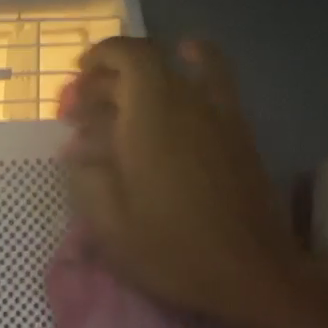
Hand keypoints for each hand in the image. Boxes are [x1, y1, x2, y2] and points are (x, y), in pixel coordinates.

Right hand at [63, 38, 327, 327]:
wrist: (250, 271)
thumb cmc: (170, 251)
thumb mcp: (110, 225)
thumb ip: (88, 177)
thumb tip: (79, 148)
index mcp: (152, 121)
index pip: (131, 57)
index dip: (102, 57)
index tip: (77, 77)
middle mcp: (189, 105)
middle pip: (150, 66)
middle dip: (110, 78)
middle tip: (82, 109)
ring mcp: (220, 117)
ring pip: (181, 74)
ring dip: (145, 81)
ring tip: (121, 103)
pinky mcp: (237, 135)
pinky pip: (213, 87)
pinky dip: (192, 76)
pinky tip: (177, 91)